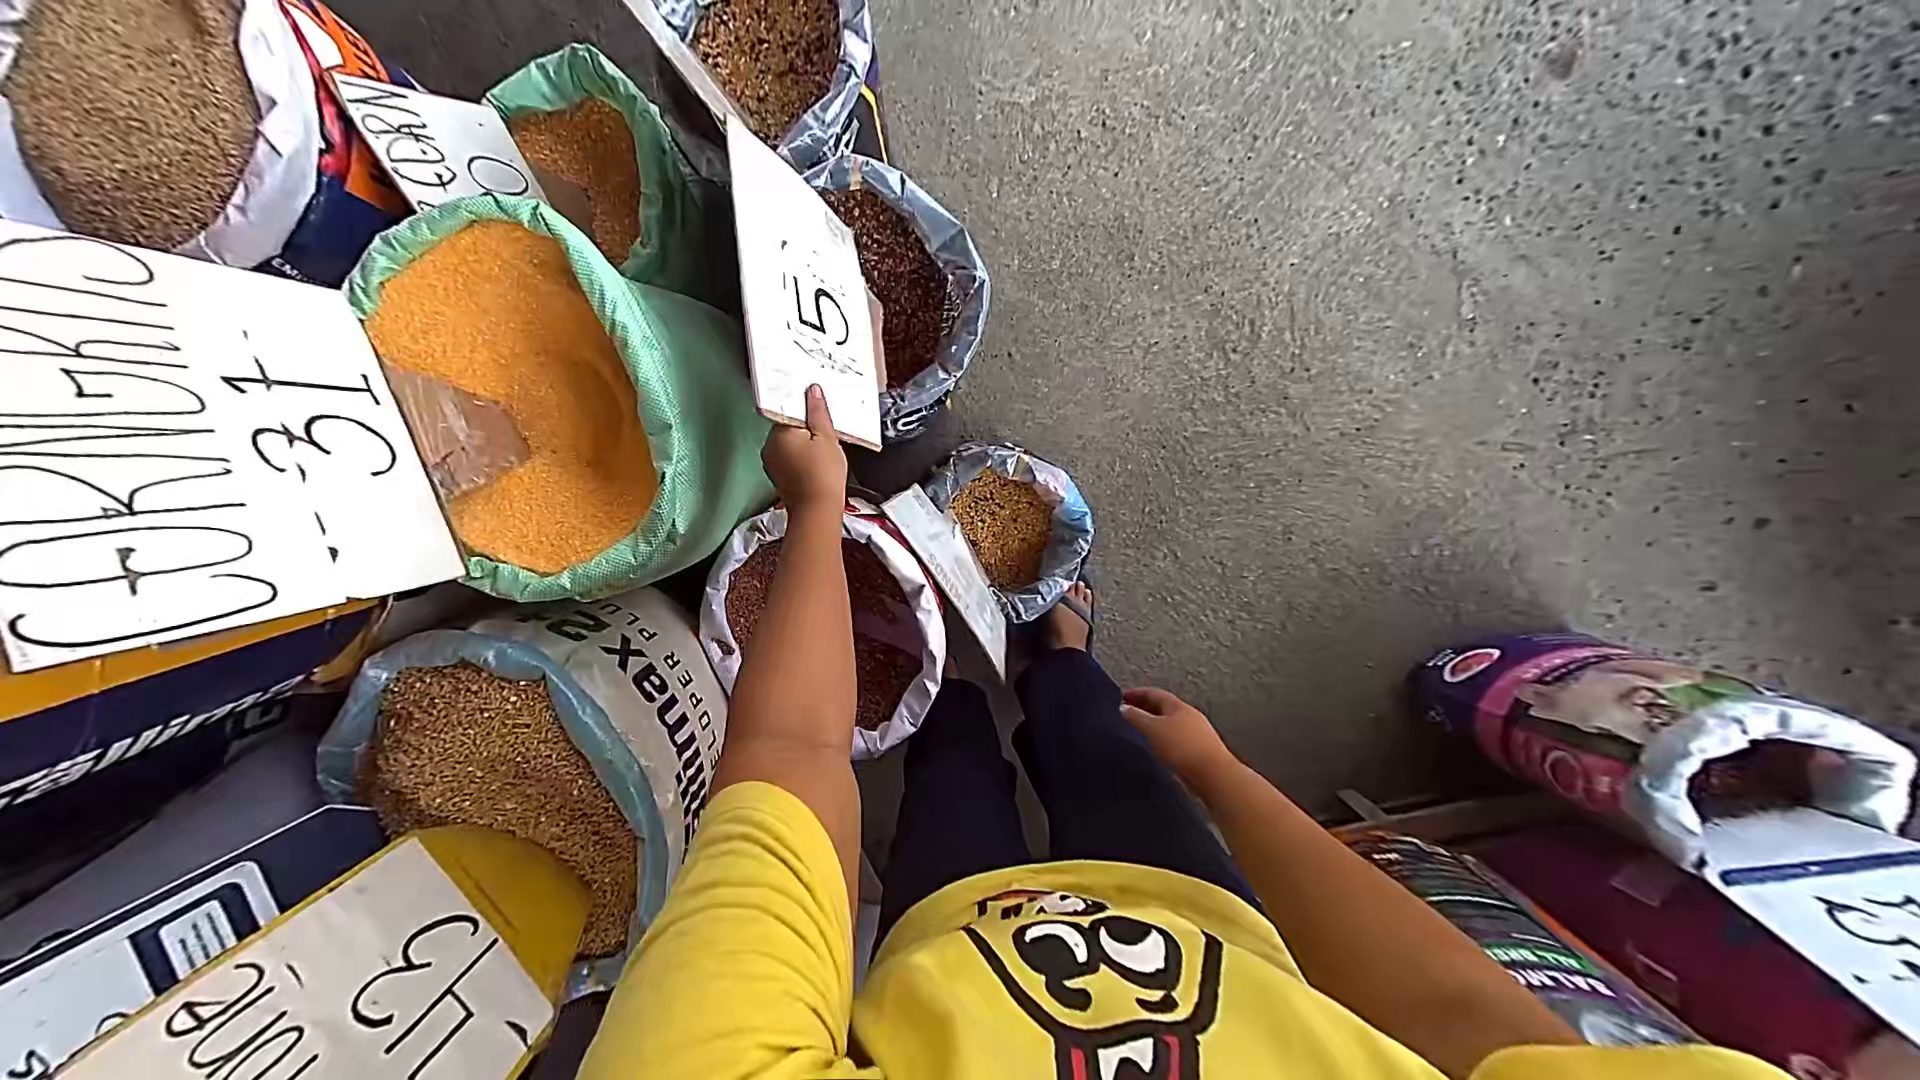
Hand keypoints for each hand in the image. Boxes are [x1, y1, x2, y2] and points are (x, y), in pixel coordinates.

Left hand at [763, 385, 846, 513]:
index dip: (807, 410)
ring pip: (788, 443)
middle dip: (806, 428)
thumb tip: (813, 391)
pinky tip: (816, 465)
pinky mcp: (777, 476)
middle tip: (827, 436)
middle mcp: (769, 445)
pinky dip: (800, 458)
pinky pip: (788, 458)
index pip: (790, 409)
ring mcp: (771, 462)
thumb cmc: (823, 476)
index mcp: (780, 431)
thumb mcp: (827, 438)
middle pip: (788, 426)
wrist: (817, 511)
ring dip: (803, 443)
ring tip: (823, 453)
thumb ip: (818, 412)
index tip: (821, 413)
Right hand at [1121, 687, 1239, 787]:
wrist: (1214, 776)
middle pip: (1164, 707)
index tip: (1122, 697)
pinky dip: (1163, 739)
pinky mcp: (1200, 751)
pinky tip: (1157, 749)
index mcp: (1178, 706)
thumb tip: (1124, 708)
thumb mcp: (1153, 729)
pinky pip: (1176, 739)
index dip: (1137, 693)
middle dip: (1145, 708)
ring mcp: (1197, 734)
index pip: (1154, 693)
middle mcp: (1190, 716)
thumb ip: (1136, 717)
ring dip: (1154, 724)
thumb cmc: (1182, 747)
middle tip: (1129, 712)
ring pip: (1171, 724)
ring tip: (1139, 731)